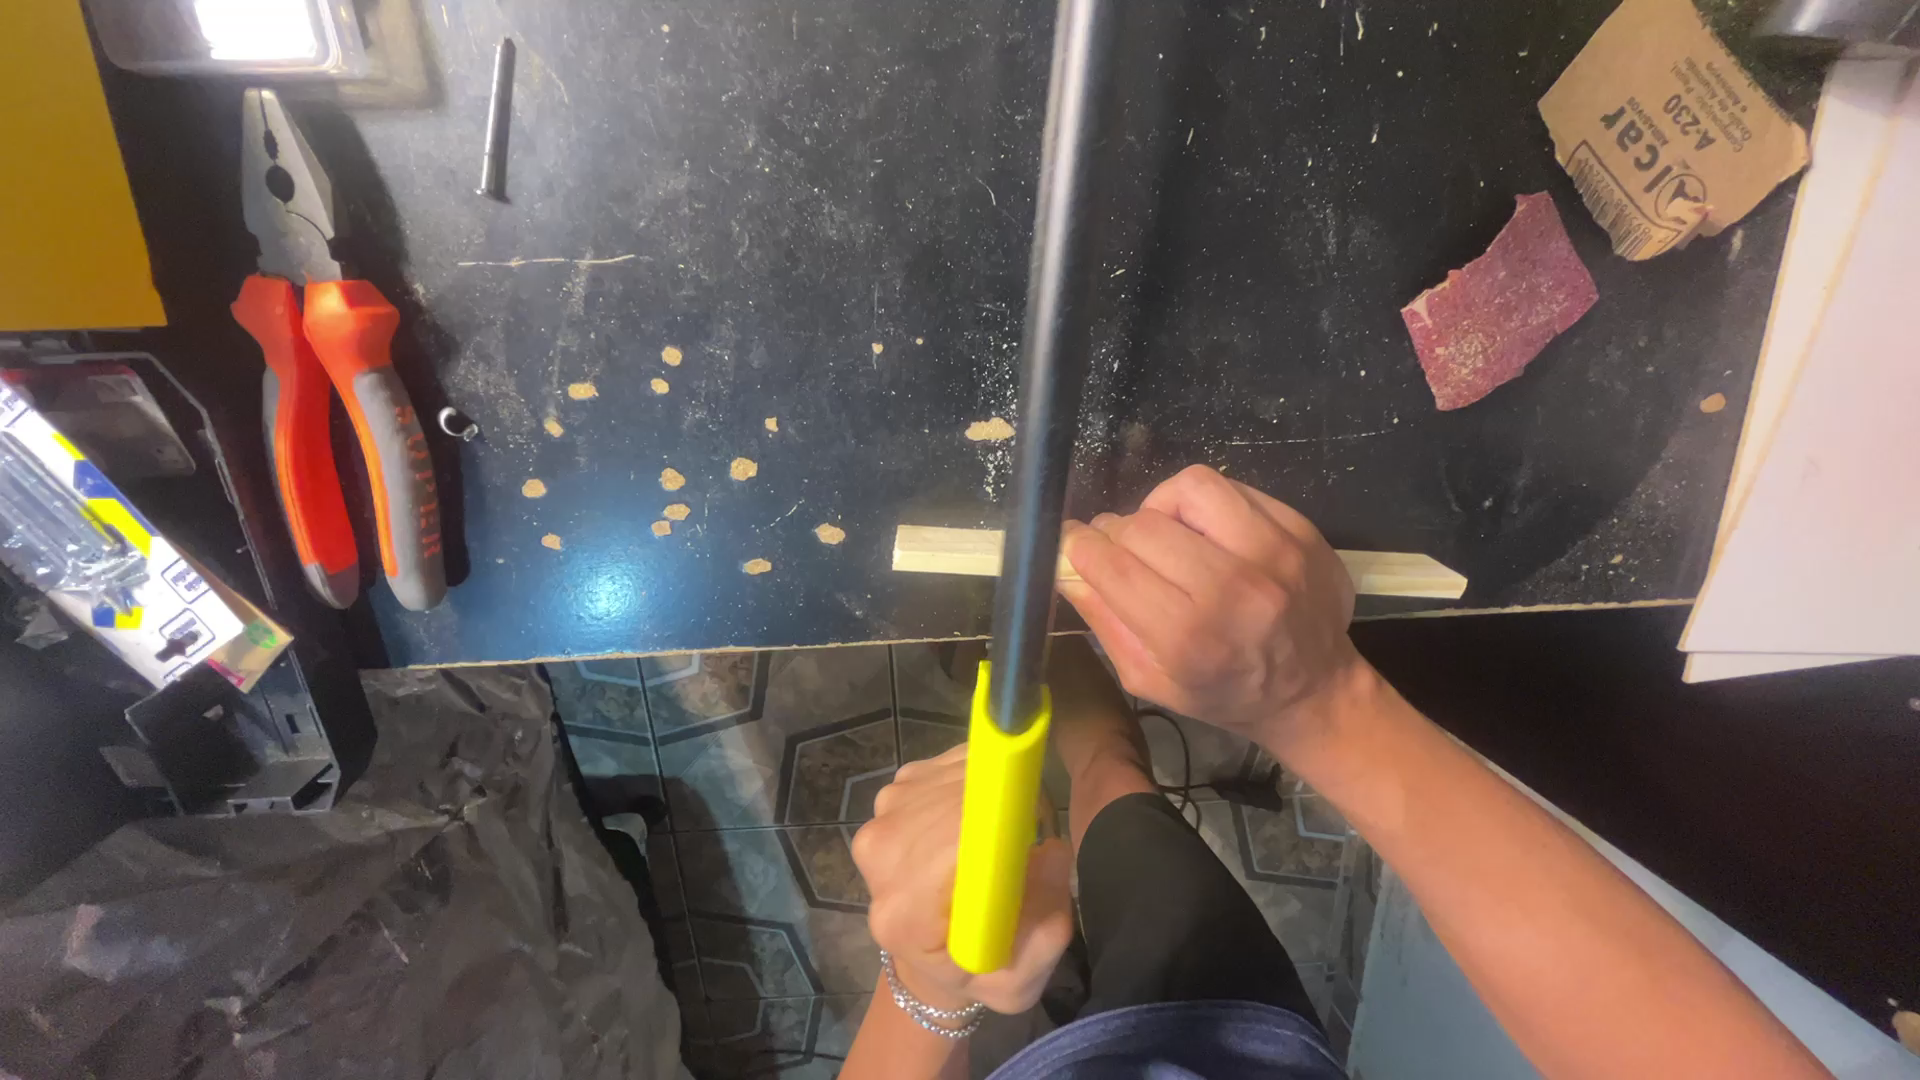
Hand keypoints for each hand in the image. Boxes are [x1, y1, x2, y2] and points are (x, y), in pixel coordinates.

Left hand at [851, 745, 1074, 1015]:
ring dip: (992, 792)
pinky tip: (980, 814)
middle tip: (1031, 833)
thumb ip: (1045, 932)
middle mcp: (882, 856)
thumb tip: (1052, 849)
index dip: (994, 822)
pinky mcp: (899, 786)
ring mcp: (886, 814)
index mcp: (904, 914)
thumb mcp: (1020, 981)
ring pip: (957, 776)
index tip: (1029, 824)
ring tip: (1004, 832)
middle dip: (1003, 805)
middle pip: (952, 800)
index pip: (948, 844)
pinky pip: (952, 764)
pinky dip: (978, 779)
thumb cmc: (977, 970)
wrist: (931, 951)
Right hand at [1058, 464, 1367, 750]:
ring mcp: (1274, 553)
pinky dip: (1203, 505)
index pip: (1112, 565)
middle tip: (1120, 549)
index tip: (1075, 545)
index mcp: (1189, 637)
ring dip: (1161, 506)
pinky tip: (1205, 533)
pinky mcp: (1299, 530)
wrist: (1313, 692)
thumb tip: (1064, 565)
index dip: (1080, 547)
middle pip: (1142, 526)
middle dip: (1116, 533)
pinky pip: (1231, 488)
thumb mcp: (1147, 677)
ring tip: (1166, 533)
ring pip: (1189, 488)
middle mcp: (1234, 589)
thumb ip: (1102, 618)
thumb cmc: (1222, 692)